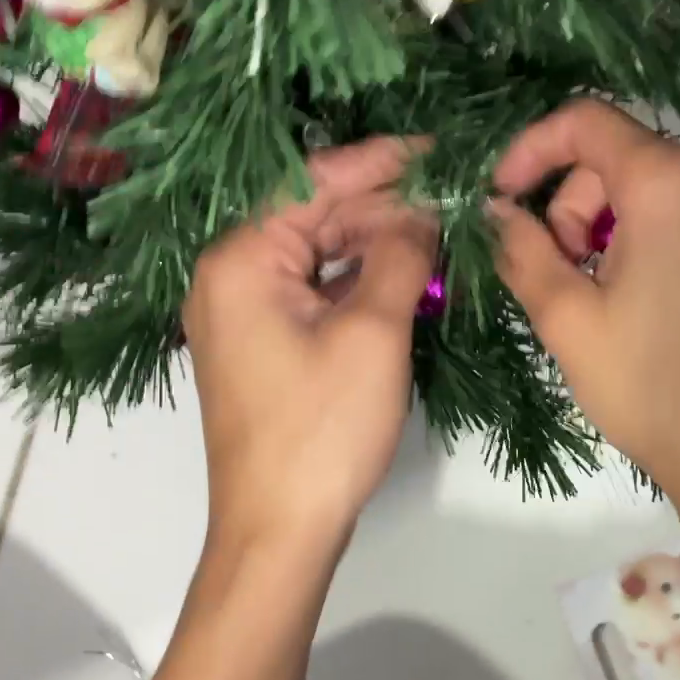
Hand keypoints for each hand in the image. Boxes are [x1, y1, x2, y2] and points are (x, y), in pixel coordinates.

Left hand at [183, 138, 435, 549]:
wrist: (280, 528)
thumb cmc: (323, 429)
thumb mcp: (372, 334)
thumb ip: (399, 257)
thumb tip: (422, 213)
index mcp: (241, 259)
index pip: (313, 184)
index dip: (380, 164)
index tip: (437, 150)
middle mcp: (230, 277)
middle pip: (312, 219)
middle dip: (382, 210)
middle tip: (449, 203)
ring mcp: (243, 317)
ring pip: (316, 260)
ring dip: (374, 249)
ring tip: (437, 237)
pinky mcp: (263, 351)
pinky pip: (312, 297)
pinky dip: (356, 287)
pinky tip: (401, 282)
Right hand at [490, 100, 679, 506]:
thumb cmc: (651, 388)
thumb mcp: (568, 321)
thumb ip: (522, 251)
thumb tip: (497, 212)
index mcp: (671, 185)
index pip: (587, 122)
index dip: (529, 150)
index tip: (499, 199)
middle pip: (617, 159)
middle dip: (569, 207)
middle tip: (555, 278)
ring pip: (646, 191)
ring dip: (600, 229)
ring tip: (590, 301)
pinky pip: (678, 218)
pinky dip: (637, 242)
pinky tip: (628, 302)